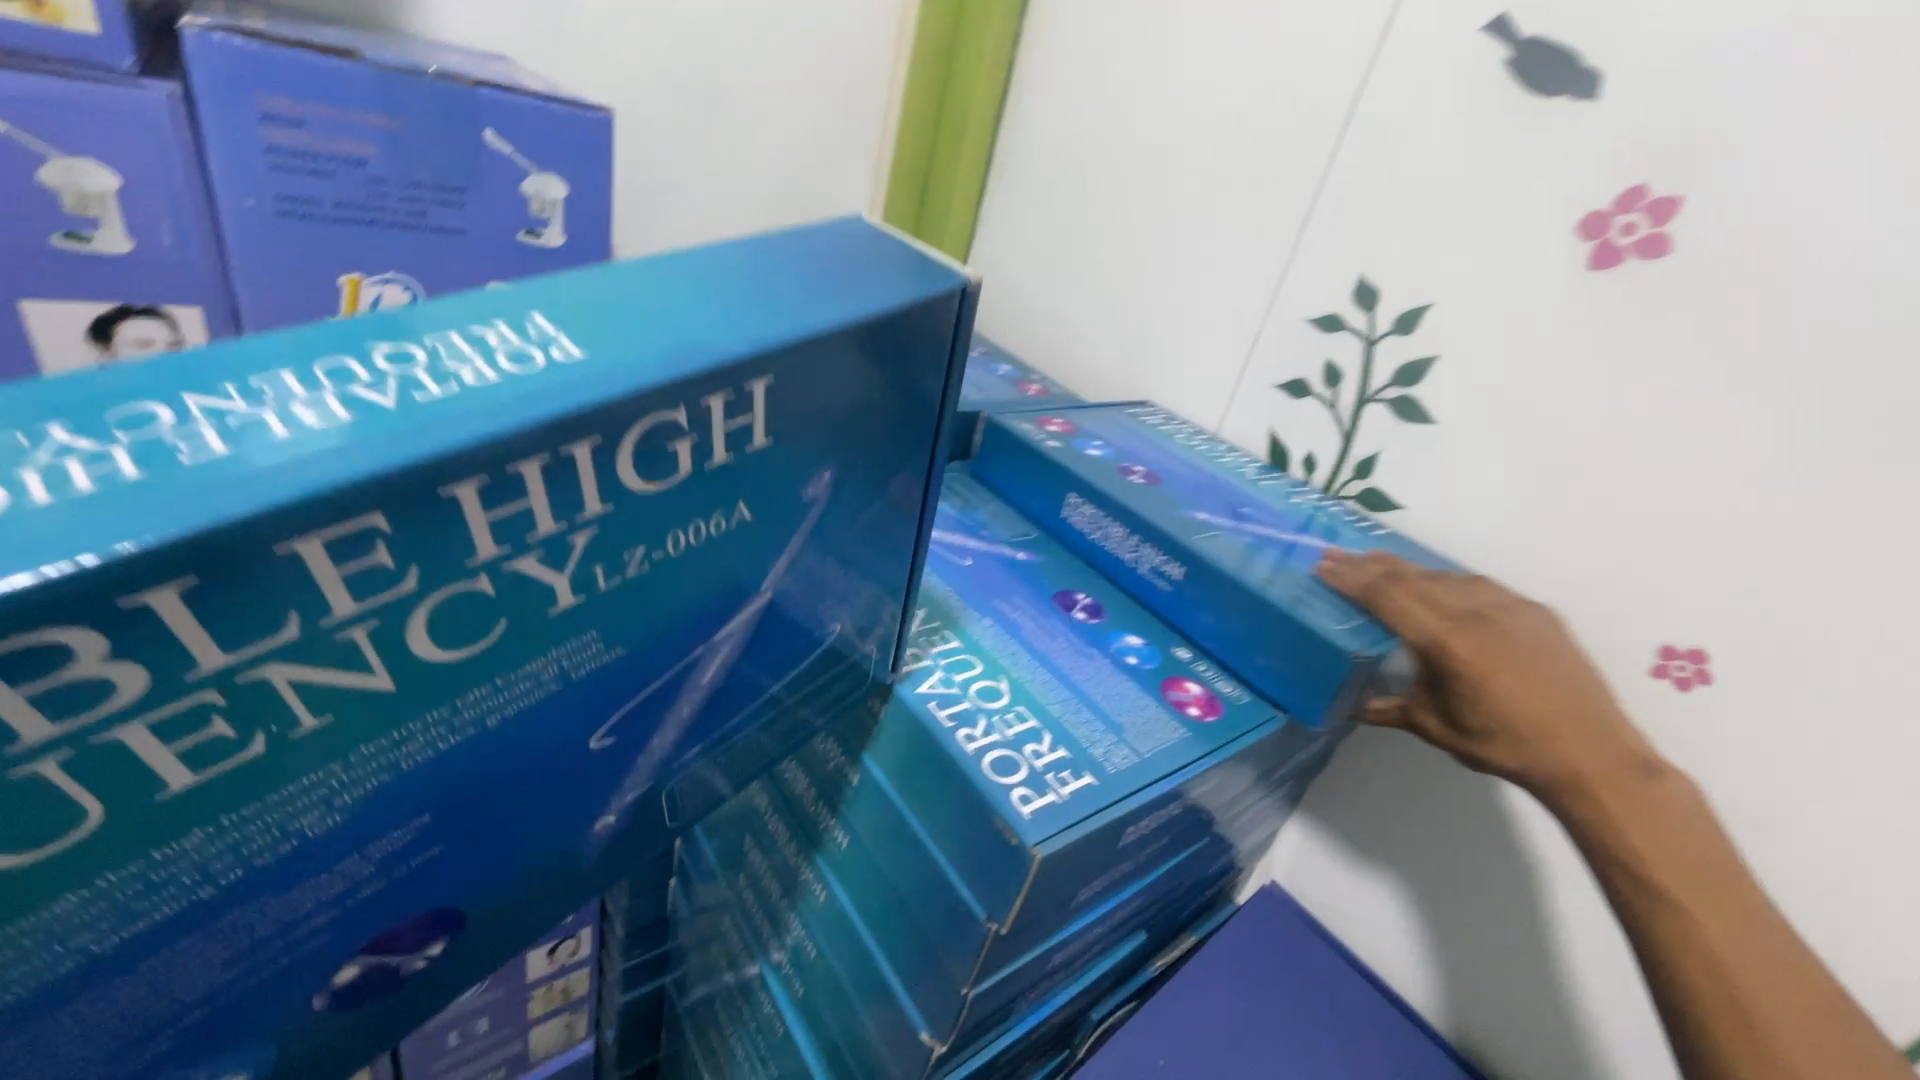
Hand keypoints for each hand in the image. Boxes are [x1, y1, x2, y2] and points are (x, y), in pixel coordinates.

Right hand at [1318, 550, 1660, 797]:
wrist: (1593, 755)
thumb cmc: (1505, 745)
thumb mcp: (1434, 728)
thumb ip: (1388, 708)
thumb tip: (1347, 705)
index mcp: (1448, 641)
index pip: (1388, 595)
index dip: (1351, 577)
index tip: (1322, 564)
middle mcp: (1478, 612)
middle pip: (1413, 576)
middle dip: (1370, 564)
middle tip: (1337, 554)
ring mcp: (1511, 607)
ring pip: (1446, 575)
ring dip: (1407, 570)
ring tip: (1378, 566)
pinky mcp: (1535, 611)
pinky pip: (1478, 585)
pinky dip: (1445, 580)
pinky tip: (1436, 587)